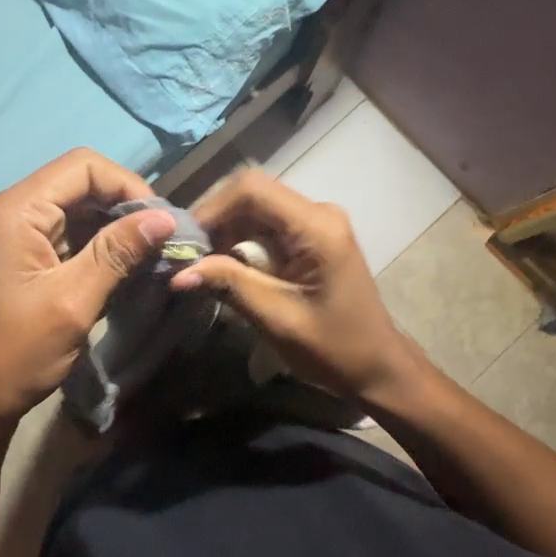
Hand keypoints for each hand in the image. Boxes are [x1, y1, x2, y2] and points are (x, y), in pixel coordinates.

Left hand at [0, 149, 176, 432]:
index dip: (128, 185)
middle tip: (161, 241)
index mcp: (16, 211)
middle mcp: (12, 211)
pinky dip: (97, 247)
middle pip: (80, 184)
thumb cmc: (16, 352)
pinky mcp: (22, 259)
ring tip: (150, 256)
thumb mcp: (73, 301)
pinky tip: (124, 269)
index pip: (83, 166)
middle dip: (124, 206)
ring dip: (114, 228)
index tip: (160, 223)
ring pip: (77, 210)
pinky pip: (67, 236)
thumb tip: (165, 219)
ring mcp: (15, 235)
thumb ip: (118, 253)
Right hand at [170, 170, 414, 400]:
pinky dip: (240, 241)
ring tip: (199, 263)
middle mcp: (318, 213)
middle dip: (215, 220)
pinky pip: (267, 226)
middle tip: (187, 255)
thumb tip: (178, 273)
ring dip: (225, 231)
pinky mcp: (310, 238)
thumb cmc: (334, 349)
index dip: (212, 209)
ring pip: (256, 208)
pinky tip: (223, 267)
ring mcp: (316, 223)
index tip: (186, 242)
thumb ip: (231, 285)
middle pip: (253, 194)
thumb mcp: (277, 319)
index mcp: (317, 228)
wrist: (377, 366)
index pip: (253, 190)